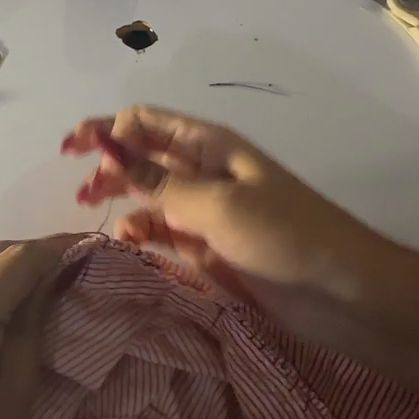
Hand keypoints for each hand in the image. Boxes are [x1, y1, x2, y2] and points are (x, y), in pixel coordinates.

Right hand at [63, 106, 386, 323]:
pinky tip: (126, 240)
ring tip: (88, 208)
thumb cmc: (285, 235)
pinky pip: (160, 230)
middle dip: (106, 161)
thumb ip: (158, 179)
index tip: (75, 150)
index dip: (107, 129)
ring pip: (146, 192)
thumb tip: (106, 144)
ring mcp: (202, 209)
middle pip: (140, 154)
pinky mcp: (205, 246)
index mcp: (208, 145)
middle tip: (77, 187)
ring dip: (118, 195)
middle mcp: (200, 170)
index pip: (145, 122)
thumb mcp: (217, 203)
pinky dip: (139, 231)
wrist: (344, 296)